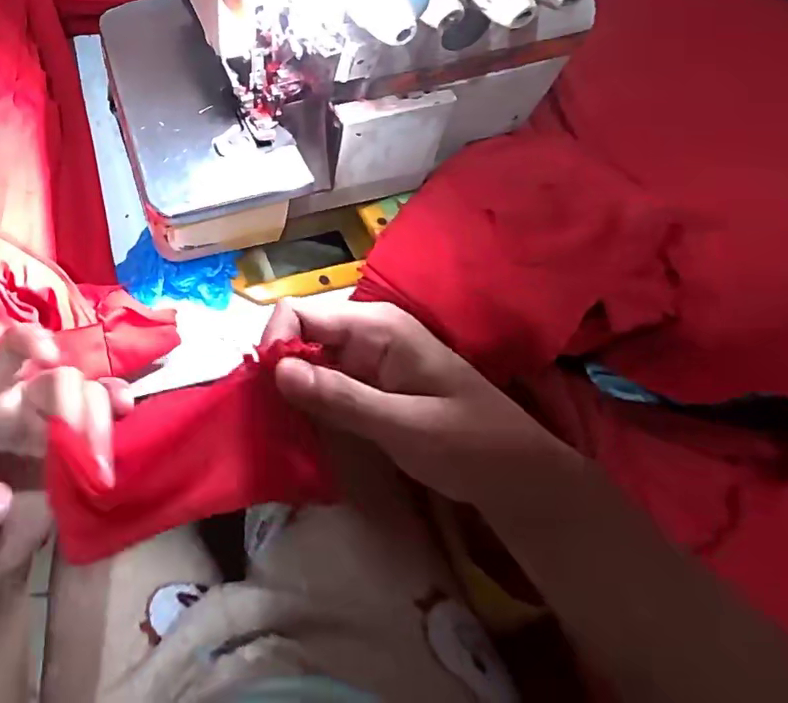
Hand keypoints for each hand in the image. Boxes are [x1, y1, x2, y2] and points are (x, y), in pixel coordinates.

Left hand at [0, 325, 132, 578]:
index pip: (10, 352)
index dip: (30, 341)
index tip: (49, 357)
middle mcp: (28, 405)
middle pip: (62, 380)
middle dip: (76, 409)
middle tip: (84, 460)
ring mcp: (61, 424)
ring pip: (92, 395)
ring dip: (101, 423)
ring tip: (100, 468)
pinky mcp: (86, 446)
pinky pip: (109, 413)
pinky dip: (121, 410)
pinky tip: (127, 416)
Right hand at [267, 298, 580, 515]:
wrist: (518, 477)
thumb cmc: (471, 445)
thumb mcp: (405, 425)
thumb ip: (341, 397)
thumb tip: (276, 370)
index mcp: (377, 326)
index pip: (301, 311)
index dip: (276, 342)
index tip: (269, 388)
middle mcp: (365, 332)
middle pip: (298, 332)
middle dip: (278, 366)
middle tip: (271, 412)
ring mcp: (364, 356)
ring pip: (304, 357)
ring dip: (288, 386)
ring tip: (281, 422)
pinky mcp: (364, 381)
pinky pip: (319, 379)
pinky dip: (304, 399)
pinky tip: (302, 426)